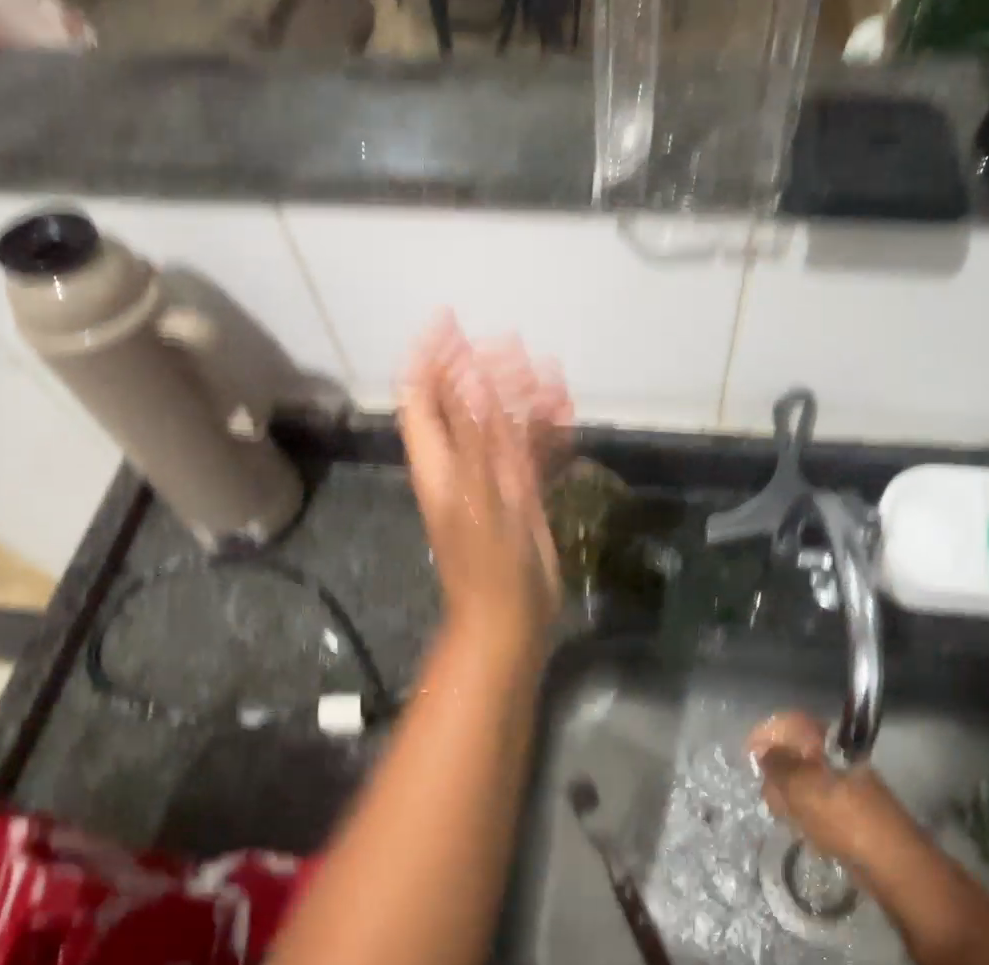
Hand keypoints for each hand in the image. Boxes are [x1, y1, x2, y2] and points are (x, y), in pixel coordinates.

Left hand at [399, 312, 569, 644]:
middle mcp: (461, 465)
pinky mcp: (520, 498)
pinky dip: (546, 432)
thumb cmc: (488, 565)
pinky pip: (530, 453)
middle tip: (515, 345)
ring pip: (502, 425)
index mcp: (438, 462)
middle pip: (464, 403)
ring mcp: (491, 481)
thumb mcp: (481, 498)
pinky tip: (567, 415)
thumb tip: (470, 378)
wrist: (509, 619)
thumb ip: (477, 437)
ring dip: (523, 398)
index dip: (429, 357)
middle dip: (485, 370)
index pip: (421, 396)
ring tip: (552, 373)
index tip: (450, 321)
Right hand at [748, 711, 912, 868]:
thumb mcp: (801, 786)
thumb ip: (778, 764)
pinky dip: (804, 814)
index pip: (792, 724)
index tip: (749, 754)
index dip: (768, 735)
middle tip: (769, 795)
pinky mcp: (850, 813)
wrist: (890, 861)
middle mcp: (838, 760)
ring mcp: (846, 786)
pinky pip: (817, 805)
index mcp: (829, 745)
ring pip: (805, 783)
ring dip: (789, 797)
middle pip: (797, 755)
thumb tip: (763, 751)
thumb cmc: (842, 817)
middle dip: (777, 772)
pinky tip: (802, 830)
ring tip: (785, 817)